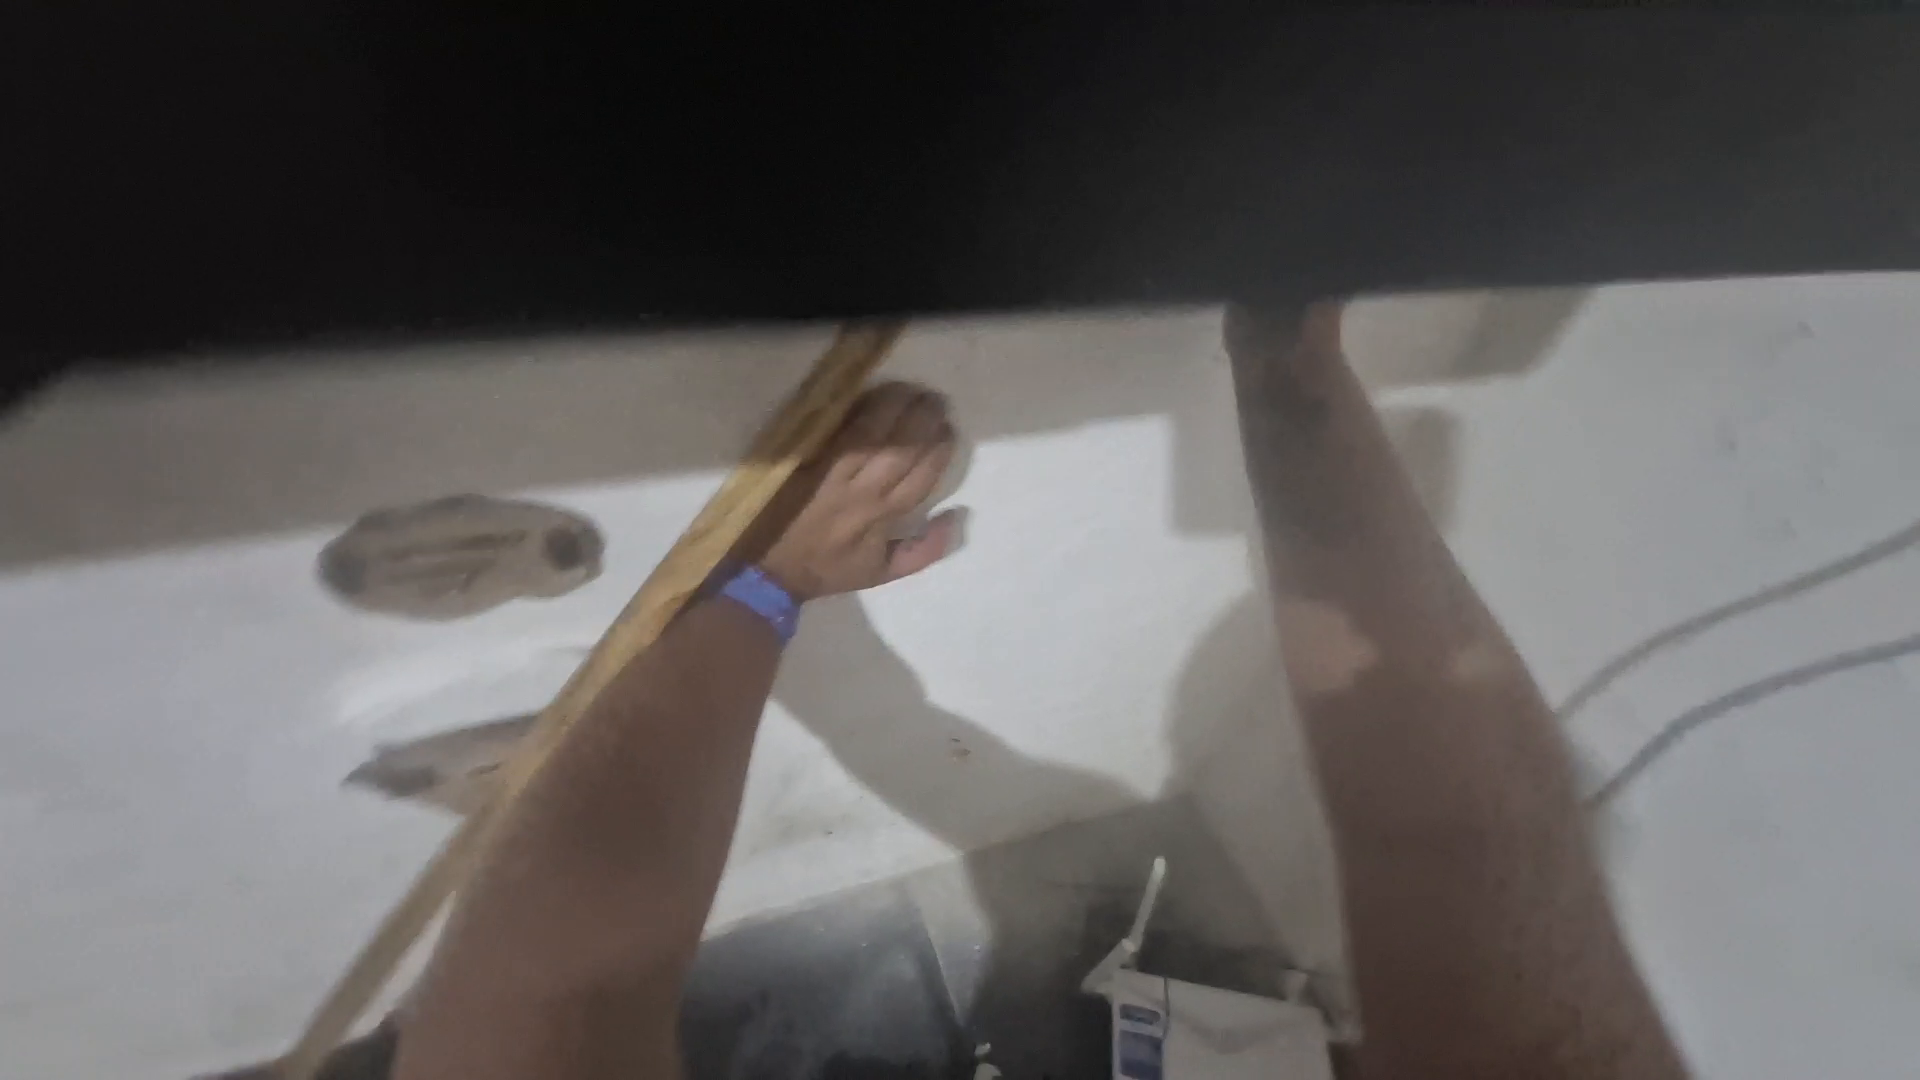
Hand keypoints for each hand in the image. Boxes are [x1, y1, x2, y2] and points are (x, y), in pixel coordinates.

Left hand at [750, 382, 960, 599]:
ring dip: (896, 407)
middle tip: (937, 401)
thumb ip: (926, 550)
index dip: (940, 450)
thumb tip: (957, 515)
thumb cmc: (833, 569)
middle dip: (924, 420)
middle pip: (902, 449)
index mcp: (883, 517)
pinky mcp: (812, 459)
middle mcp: (864, 491)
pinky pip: (841, 429)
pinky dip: (861, 409)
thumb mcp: (885, 573)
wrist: (774, 569)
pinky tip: (876, 394)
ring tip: (912, 390)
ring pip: (873, 433)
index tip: (949, 430)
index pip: (922, 476)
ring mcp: (835, 472)